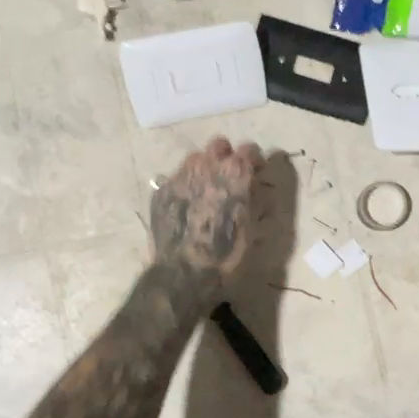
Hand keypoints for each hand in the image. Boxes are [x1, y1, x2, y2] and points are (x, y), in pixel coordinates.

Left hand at [149, 137, 261, 291]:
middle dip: (226, 156)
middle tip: (229, 178)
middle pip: (219, 145)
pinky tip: (186, 207)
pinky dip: (185, 187)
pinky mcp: (162, 190)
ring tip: (205, 191)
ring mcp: (181, 175)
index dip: (254, 160)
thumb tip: (256, 187)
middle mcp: (207, 166)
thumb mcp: (251, 228)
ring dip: (204, 169)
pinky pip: (177, 178)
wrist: (184, 272)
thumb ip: (254, 199)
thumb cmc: (227, 254)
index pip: (249, 149)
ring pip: (195, 159)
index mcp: (236, 173)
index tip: (255, 172)